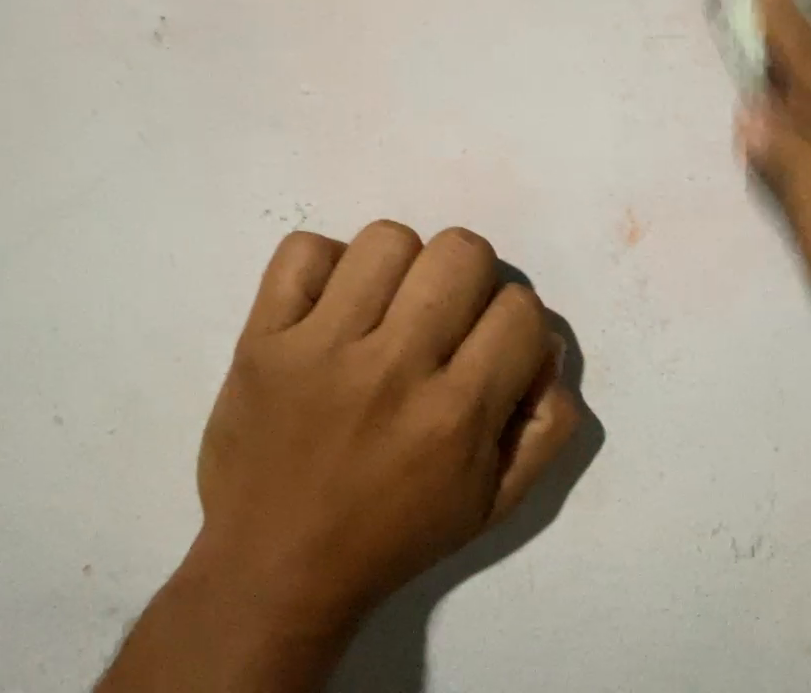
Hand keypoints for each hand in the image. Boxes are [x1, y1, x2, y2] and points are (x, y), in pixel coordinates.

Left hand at [99, 221, 578, 692]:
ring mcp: (320, 349)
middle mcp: (394, 369)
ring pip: (388, 239)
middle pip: (462, 251)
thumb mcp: (496, 502)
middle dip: (470, 278)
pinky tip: (331, 307)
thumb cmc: (395, 535)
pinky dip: (324, 266)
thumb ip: (549, 427)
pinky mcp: (261, 339)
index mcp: (457, 415)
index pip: (522, 308)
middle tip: (444, 319)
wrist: (274, 570)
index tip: (491, 348)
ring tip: (385, 310)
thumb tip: (549, 348)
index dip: (517, 322)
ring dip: (402, 267)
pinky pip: (303, 250)